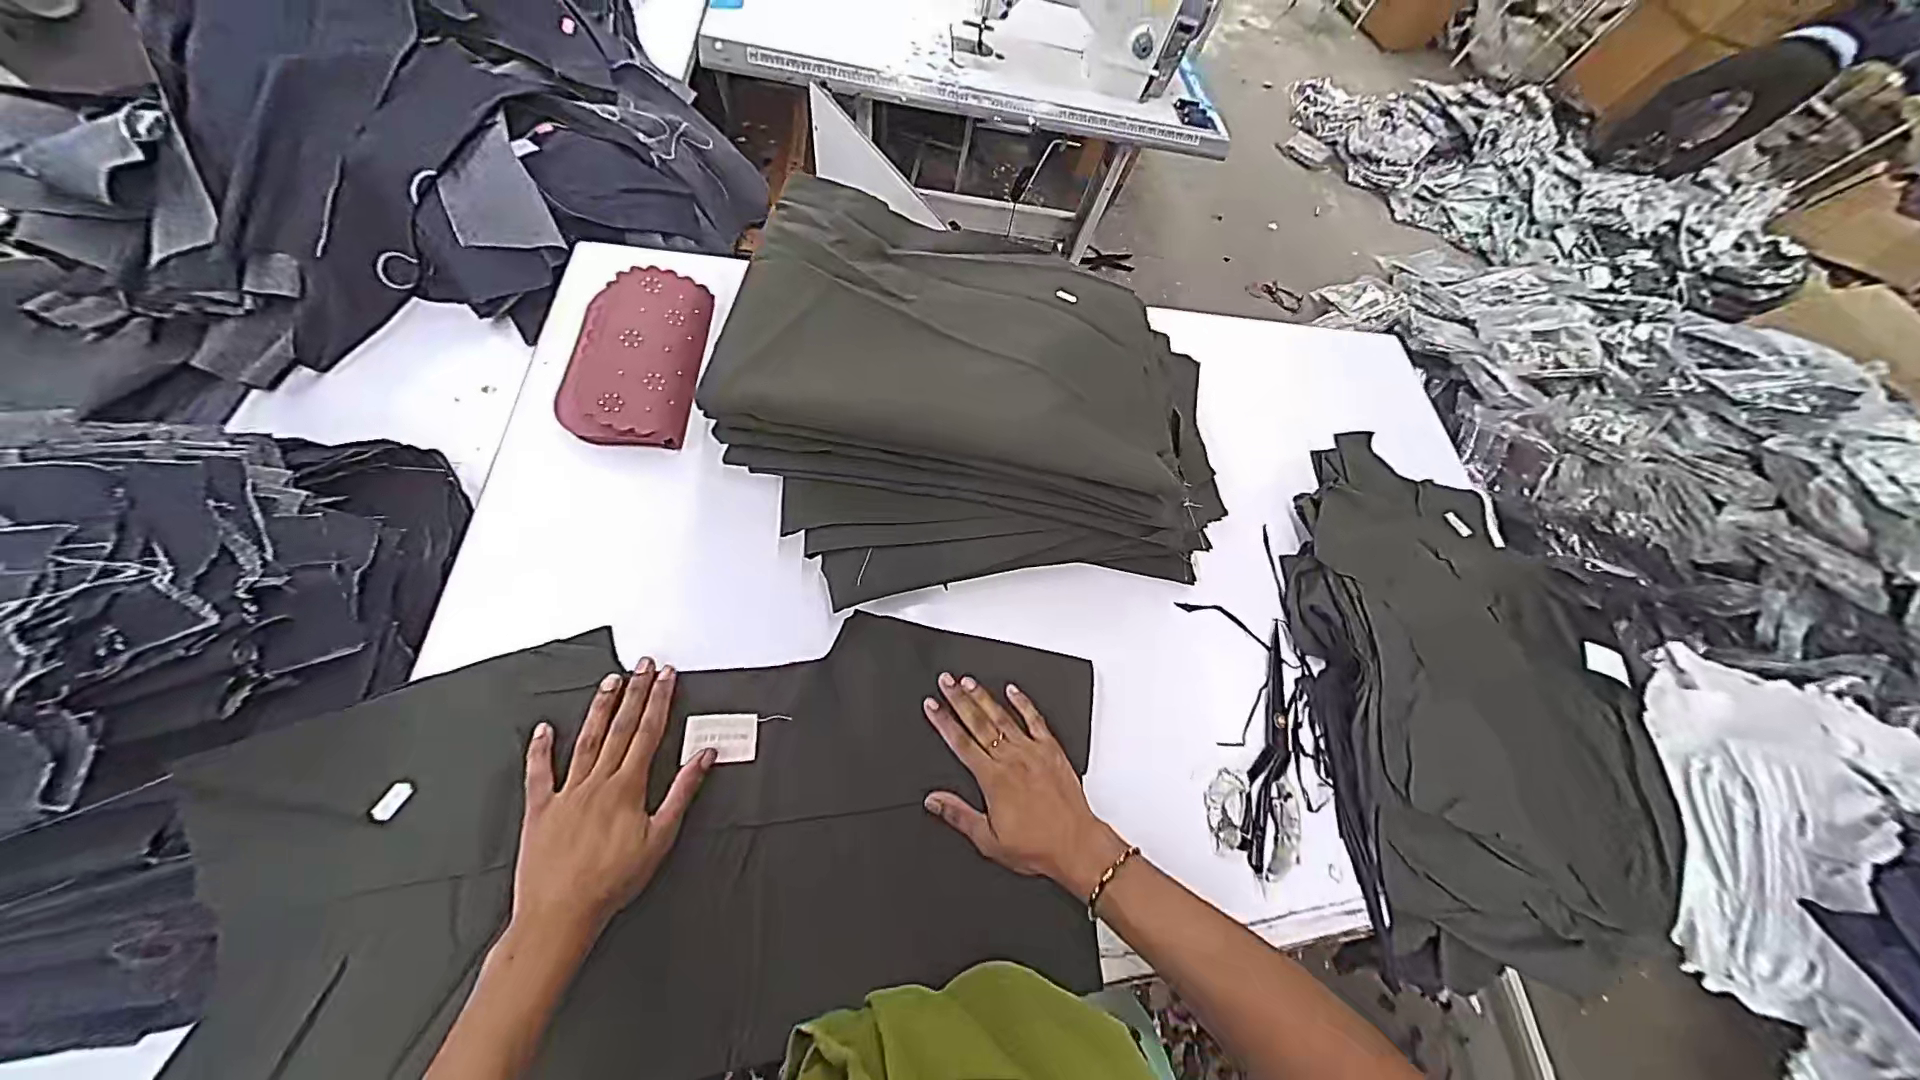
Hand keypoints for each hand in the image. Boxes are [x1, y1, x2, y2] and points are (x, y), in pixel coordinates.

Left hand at [512, 659, 714, 942]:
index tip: (667, 677)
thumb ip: (682, 792)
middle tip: (644, 666)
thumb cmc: (614, 880)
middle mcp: (597, 782)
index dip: (660, 700)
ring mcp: (567, 793)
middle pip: (620, 727)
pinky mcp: (541, 809)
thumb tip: (702, 757)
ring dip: (599, 708)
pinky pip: (539, 773)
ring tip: (610, 681)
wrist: (560, 914)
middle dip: (636, 693)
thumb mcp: (661, 837)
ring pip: (586, 740)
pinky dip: (540, 749)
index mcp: (627, 787)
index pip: (648, 732)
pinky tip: (543, 729)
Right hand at [920, 673, 1130, 899]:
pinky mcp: (1052, 750)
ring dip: (983, 696)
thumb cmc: (1037, 845)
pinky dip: (1023, 702)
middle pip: (978, 722)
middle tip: (946, 682)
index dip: (943, 722)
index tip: (932, 706)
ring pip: (1002, 716)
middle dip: (958, 699)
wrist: (1076, 845)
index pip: (961, 742)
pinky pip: (1035, 719)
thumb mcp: (988, 840)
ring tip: (969, 681)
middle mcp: (1011, 759)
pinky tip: (1012, 690)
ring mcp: (1032, 751)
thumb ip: (958, 815)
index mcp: (993, 779)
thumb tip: (934, 801)